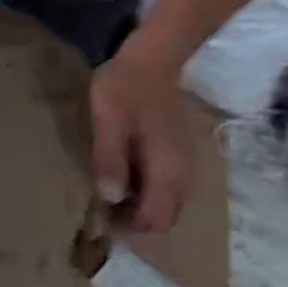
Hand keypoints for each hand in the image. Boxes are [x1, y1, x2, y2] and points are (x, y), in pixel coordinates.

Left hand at [89, 47, 194, 232]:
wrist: (153, 58)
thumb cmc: (126, 86)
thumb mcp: (108, 118)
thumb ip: (110, 158)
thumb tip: (109, 198)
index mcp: (169, 171)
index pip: (156, 220)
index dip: (130, 228)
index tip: (102, 218)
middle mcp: (184, 176)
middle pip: (164, 218)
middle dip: (136, 221)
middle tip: (103, 207)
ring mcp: (185, 165)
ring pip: (167, 204)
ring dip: (141, 206)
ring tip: (109, 189)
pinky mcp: (179, 155)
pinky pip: (166, 186)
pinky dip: (147, 189)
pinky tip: (123, 172)